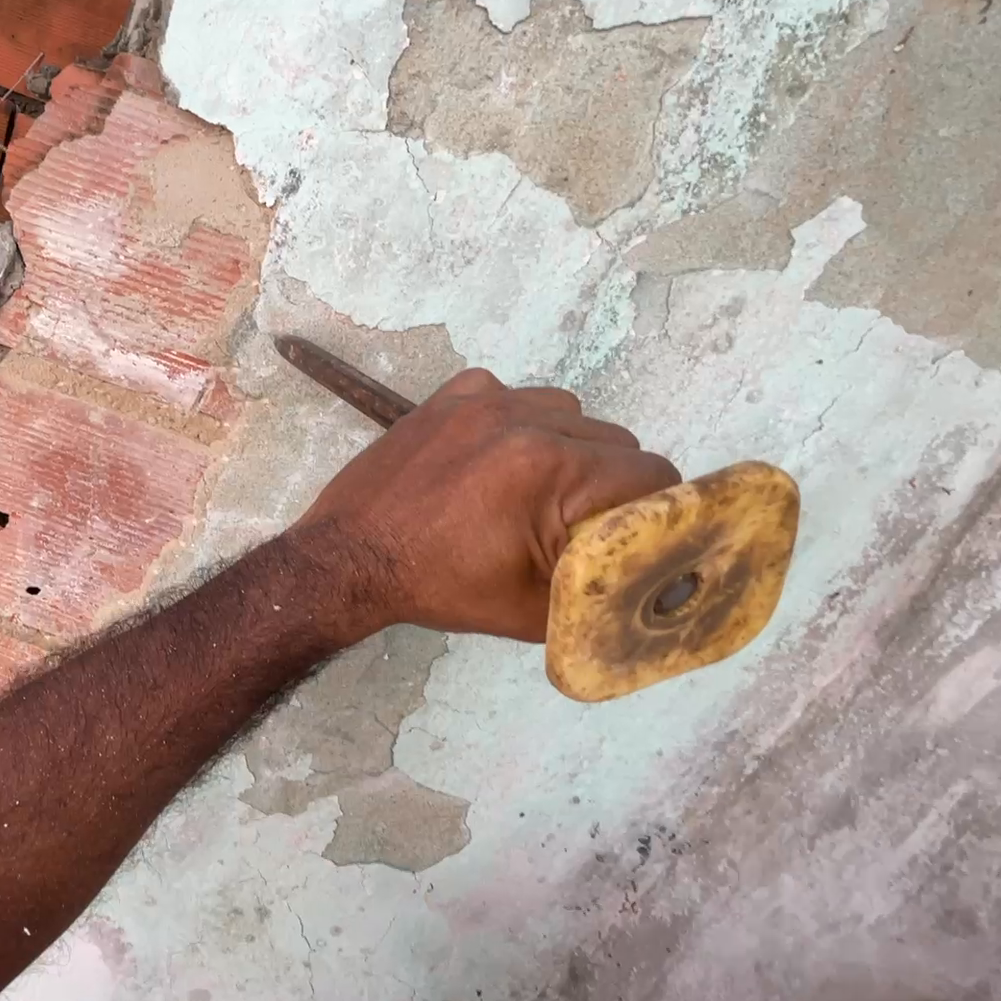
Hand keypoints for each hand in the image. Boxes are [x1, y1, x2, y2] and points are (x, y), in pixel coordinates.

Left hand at [289, 369, 681, 643]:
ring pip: (565, 412)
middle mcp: (519, 419)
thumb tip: (652, 578)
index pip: (652, 475)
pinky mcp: (443, 399)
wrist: (347, 558)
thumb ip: (605, 585)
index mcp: (550, 468)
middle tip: (574, 522)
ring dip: (565, 447)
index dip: (652, 512)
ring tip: (531, 490)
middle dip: (607, 484)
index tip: (628, 536)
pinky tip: (493, 456)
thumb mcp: (536, 607)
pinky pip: (509, 393)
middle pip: (613, 440)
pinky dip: (514, 419)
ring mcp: (476, 402)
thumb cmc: (437, 586)